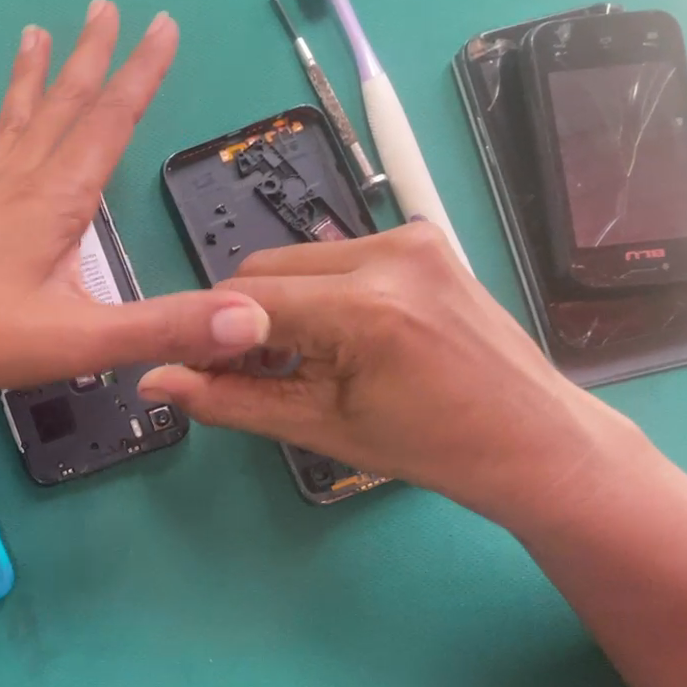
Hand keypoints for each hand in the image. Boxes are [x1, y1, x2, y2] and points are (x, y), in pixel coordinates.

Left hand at [0, 0, 271, 408]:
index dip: (140, 77)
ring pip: (6, 130)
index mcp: (55, 205)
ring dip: (25, 84)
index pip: (108, 126)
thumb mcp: (80, 341)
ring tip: (33, 36)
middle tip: (102, 9)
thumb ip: (163, 329)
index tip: (162, 26)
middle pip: (59, 113)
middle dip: (87, 62)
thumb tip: (252, 319)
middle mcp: (12, 189)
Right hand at [137, 224, 649, 524]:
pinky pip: (332, 260)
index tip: (193, 373)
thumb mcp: (316, 427)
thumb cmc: (429, 447)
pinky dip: (311, 296)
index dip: (205, 338)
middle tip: (245, 375)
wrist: (533, 439)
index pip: (243, 302)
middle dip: (239, 323)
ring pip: (293, 263)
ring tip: (294, 363)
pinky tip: (328, 340)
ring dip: (274, 309)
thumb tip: (153, 382)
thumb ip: (226, 400)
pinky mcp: (422, 240)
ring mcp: (411, 239)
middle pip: (263, 272)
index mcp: (366, 307)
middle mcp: (389, 253)